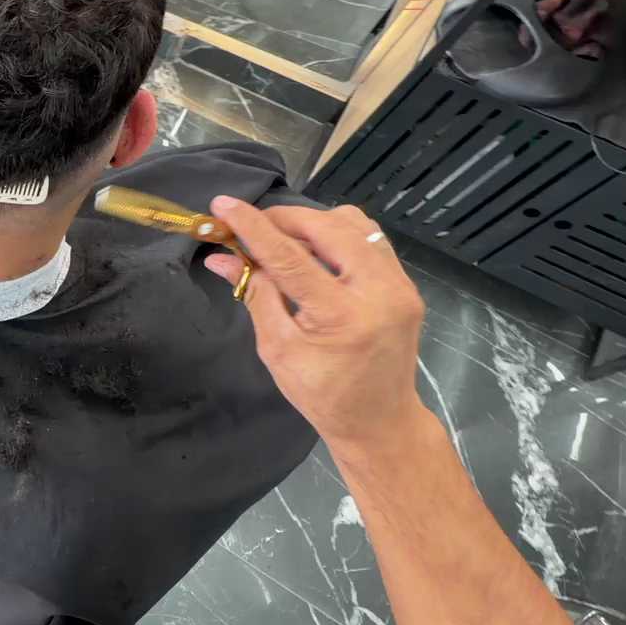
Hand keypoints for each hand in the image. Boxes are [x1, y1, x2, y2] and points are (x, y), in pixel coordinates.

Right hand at [202, 198, 429, 449]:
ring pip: (353, 225)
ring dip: (311, 223)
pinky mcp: (404, 284)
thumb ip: (254, 294)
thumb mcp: (276, 347)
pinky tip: (312, 250)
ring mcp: (399, 285)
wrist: (378, 419)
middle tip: (249, 223)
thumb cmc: (318, 392)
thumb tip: (221, 258)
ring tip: (281, 237)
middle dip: (283, 218)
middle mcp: (379, 291)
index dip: (253, 227)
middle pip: (327, 227)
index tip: (224, 205)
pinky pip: (368, 240)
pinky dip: (335, 235)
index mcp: (340, 314)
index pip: (290, 256)